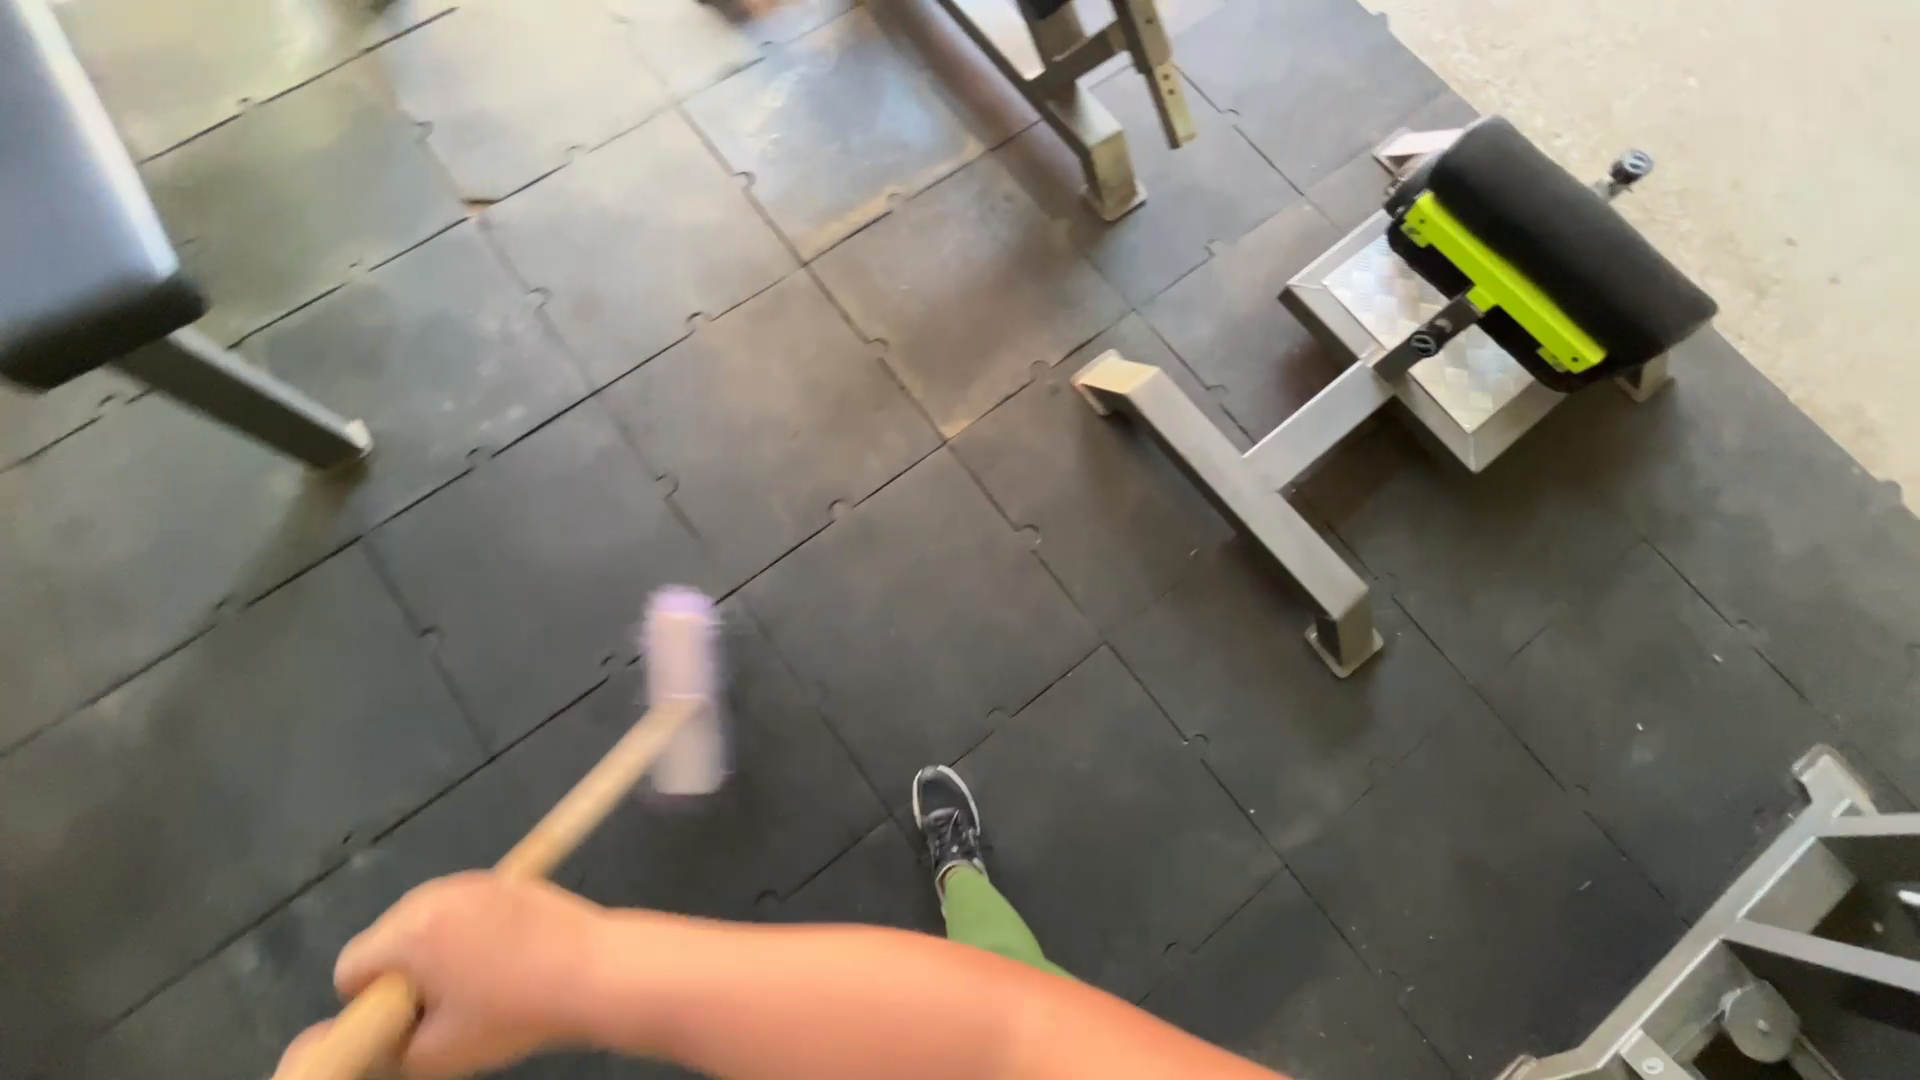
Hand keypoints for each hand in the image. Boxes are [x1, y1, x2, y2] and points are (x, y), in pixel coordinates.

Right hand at [273, 872, 612, 1079]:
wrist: (594, 967)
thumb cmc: (512, 1011)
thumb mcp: (433, 1053)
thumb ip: (384, 1047)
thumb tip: (370, 1034)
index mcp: (411, 930)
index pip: (351, 963)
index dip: (364, 1001)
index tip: (403, 1017)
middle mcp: (439, 893)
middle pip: (388, 933)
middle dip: (399, 968)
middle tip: (440, 1000)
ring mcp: (479, 880)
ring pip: (427, 916)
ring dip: (434, 945)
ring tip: (474, 978)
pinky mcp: (511, 880)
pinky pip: (466, 906)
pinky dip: (468, 927)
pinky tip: (501, 955)